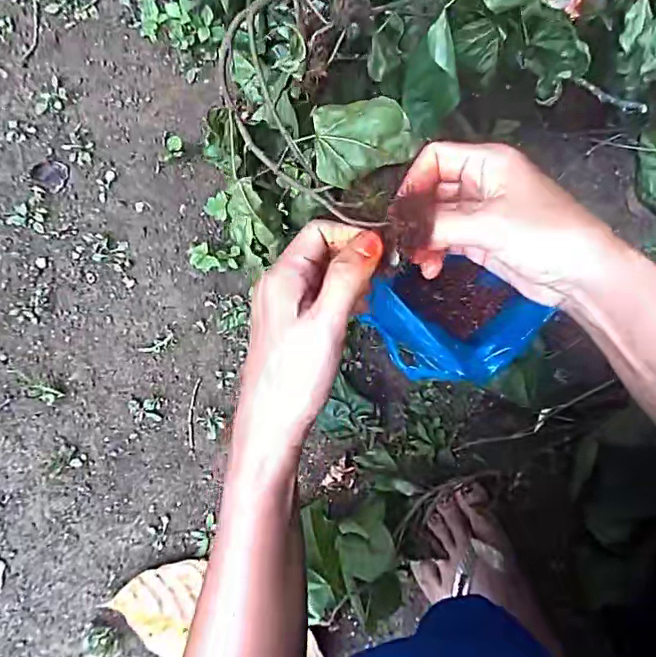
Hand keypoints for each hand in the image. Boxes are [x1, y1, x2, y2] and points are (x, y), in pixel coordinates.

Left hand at [231, 221, 382, 473]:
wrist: (271, 426)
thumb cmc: (295, 378)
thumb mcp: (327, 322)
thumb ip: (347, 277)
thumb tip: (370, 240)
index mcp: (282, 276)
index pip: (318, 230)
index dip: (352, 235)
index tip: (383, 254)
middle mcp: (278, 284)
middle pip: (321, 249)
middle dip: (355, 255)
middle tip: (384, 276)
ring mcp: (283, 304)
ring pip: (322, 273)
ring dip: (351, 276)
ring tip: (374, 296)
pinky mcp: (291, 324)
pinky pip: (319, 295)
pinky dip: (342, 296)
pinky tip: (358, 312)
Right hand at [395, 141, 628, 308]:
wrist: (581, 275)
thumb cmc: (547, 236)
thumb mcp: (489, 225)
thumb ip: (442, 224)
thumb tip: (407, 230)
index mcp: (489, 162)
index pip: (436, 157)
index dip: (414, 180)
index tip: (402, 210)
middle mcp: (483, 182)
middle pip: (433, 189)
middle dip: (417, 215)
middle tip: (404, 240)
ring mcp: (482, 212)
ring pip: (438, 218)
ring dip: (424, 238)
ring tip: (419, 260)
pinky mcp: (483, 239)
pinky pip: (447, 239)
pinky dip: (435, 251)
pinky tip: (431, 267)